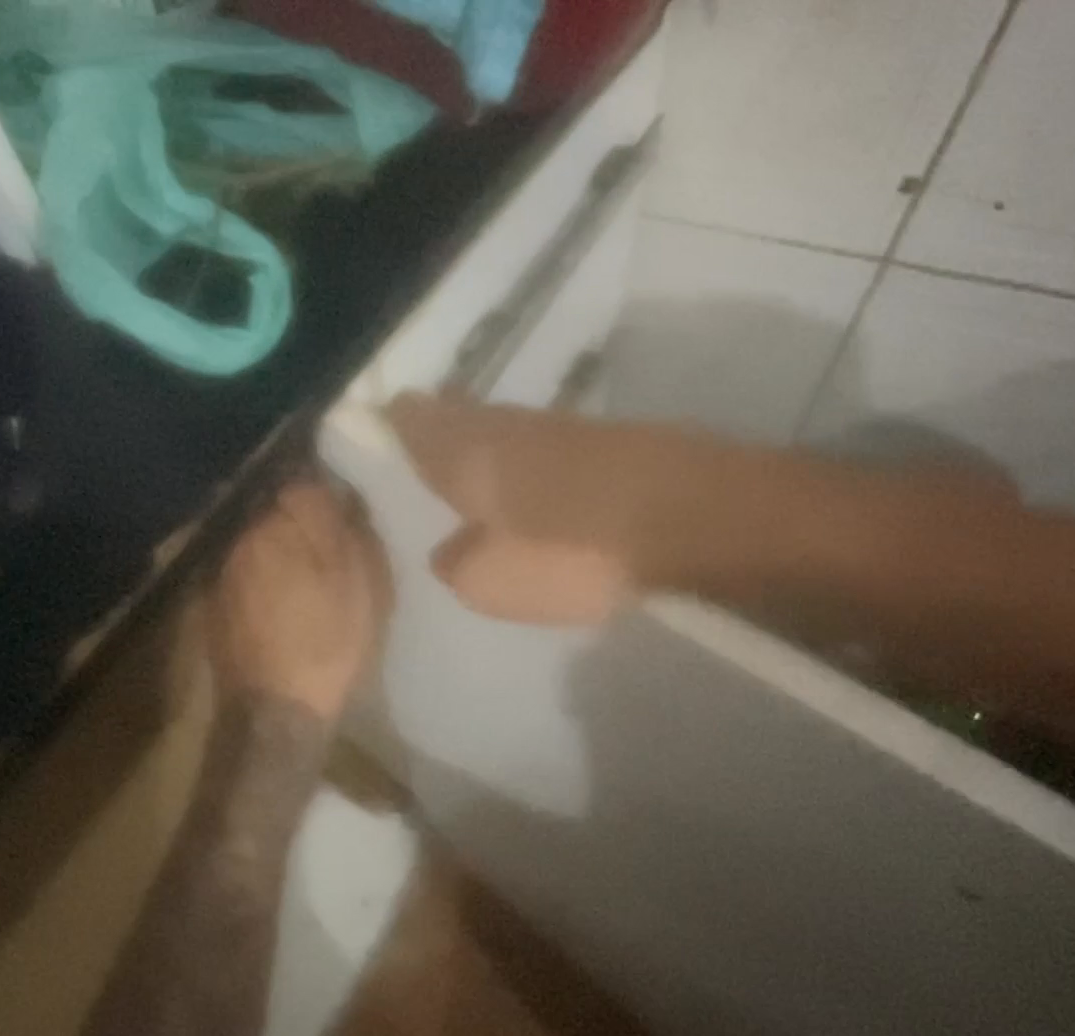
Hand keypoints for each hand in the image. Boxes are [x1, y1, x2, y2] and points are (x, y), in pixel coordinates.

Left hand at [209, 478, 391, 719]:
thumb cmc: (330, 643)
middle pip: (272, 507)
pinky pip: (240, 569)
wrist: (276, 709)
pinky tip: (274, 600)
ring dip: (274, 545)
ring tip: (298, 572)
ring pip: (253, 538)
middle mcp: (244, 536)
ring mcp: (222, 568)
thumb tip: (340, 494)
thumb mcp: (364, 586)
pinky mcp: (211, 599)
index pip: (301, 482)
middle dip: (295, 516)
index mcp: (283, 525)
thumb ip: (350, 530)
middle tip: (322, 539)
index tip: (339, 506)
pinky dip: (257, 574)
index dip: (323, 490)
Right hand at [384, 393, 806, 624]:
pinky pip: (549, 440)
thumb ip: (458, 564)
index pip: (415, 422)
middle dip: (442, 417)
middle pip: (462, 413)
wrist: (690, 516)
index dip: (398, 421)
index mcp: (465, 453)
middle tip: (424, 420)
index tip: (385, 419)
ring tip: (475, 448)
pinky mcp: (610, 440)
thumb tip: (452, 549)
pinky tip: (538, 471)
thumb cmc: (569, 551)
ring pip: (507, 424)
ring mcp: (563, 427)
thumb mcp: (489, 582)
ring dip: (488, 433)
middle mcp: (507, 427)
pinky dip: (533, 452)